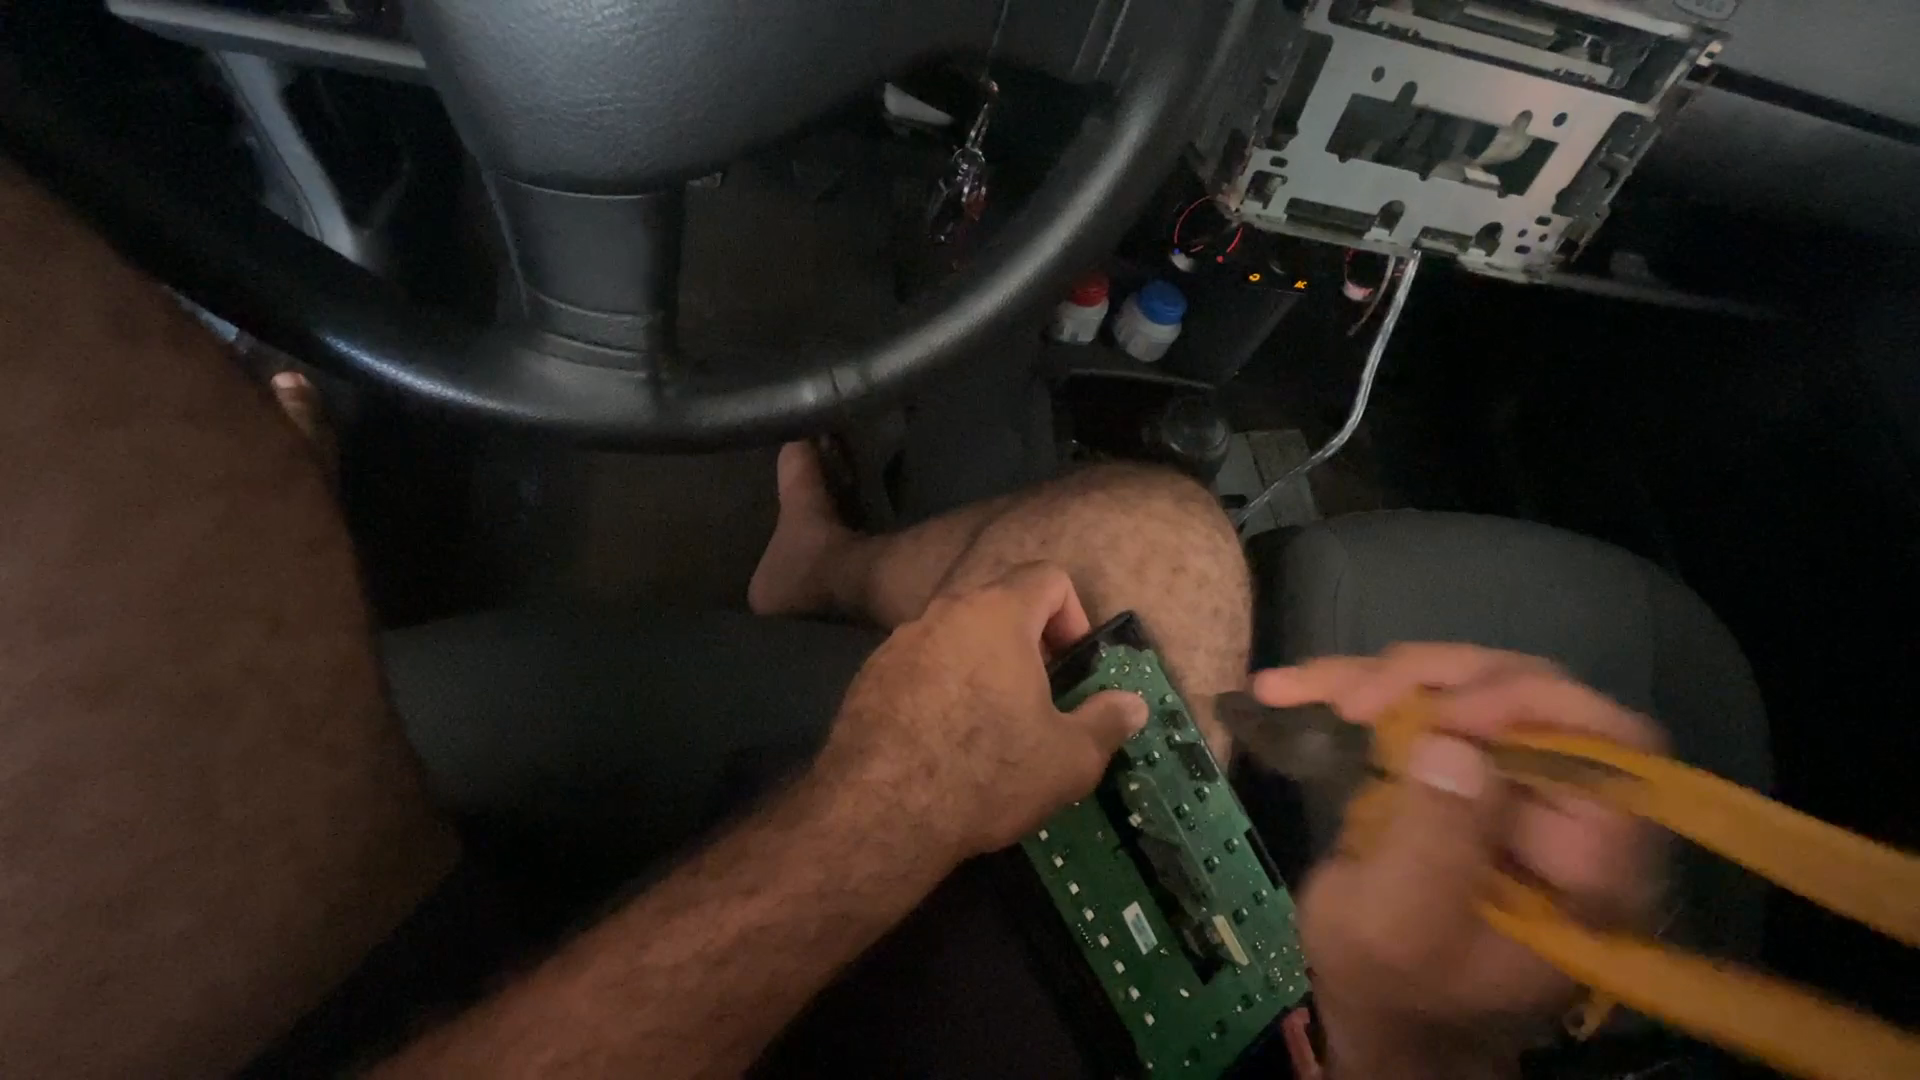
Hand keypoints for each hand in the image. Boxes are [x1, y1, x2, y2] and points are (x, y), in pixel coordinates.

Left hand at [818, 563, 1148, 861]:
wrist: (881, 810)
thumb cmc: (988, 771)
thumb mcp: (1068, 758)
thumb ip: (1107, 721)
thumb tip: (1133, 704)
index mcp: (998, 613)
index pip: (1048, 576)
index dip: (1072, 614)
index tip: (1070, 667)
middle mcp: (945, 611)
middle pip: (999, 604)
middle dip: (1027, 642)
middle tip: (1037, 697)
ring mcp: (900, 640)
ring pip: (956, 634)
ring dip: (980, 663)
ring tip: (988, 722)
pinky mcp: (869, 673)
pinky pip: (919, 663)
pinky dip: (939, 684)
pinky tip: (939, 738)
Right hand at [1250, 645, 1666, 1077]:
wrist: (1374, 1005)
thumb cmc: (1393, 981)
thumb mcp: (1404, 924)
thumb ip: (1437, 843)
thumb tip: (1454, 744)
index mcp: (1586, 855)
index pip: (1606, 740)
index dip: (1527, 704)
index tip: (1437, 714)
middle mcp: (1556, 803)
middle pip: (1522, 691)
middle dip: (1431, 680)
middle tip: (1355, 700)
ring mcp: (1498, 777)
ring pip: (1457, 683)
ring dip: (1375, 677)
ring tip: (1299, 686)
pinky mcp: (1446, 765)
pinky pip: (1406, 701)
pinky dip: (1342, 686)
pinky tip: (1286, 687)